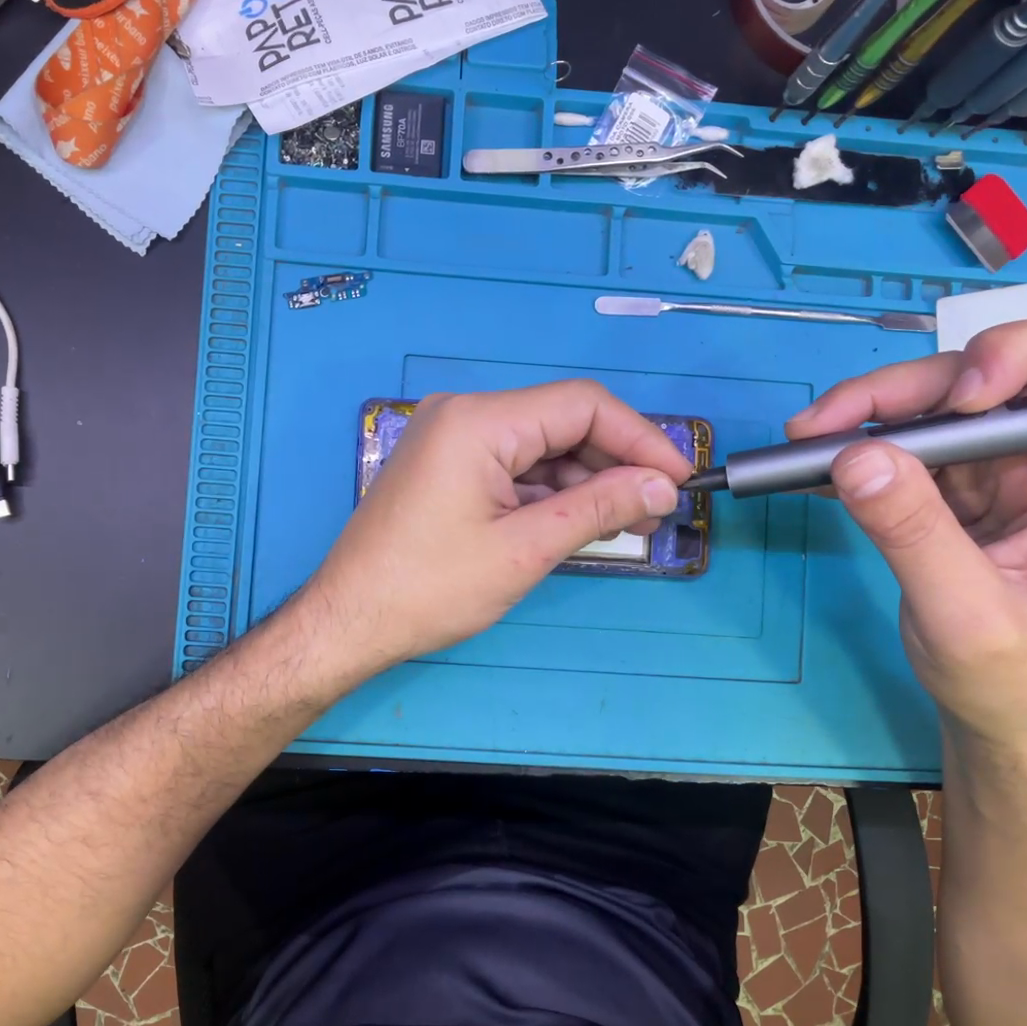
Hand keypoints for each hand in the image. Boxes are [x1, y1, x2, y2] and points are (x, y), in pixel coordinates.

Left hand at [302, 381, 691, 671]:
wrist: (349, 620)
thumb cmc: (430, 589)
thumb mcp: (525, 549)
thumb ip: (598, 507)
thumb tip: (661, 487)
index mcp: (477, 421)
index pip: (581, 405)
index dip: (639, 438)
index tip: (676, 479)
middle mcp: (461, 413)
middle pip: (559, 422)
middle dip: (611, 462)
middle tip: (652, 510)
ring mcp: (448, 438)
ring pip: (537, 445)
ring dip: (581, 481)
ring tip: (621, 523)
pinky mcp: (443, 465)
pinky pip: (509, 465)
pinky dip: (545, 491)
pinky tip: (574, 522)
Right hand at [787, 317, 1026, 747]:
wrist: (995, 712)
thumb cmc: (1011, 674)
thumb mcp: (964, 612)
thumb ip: (915, 534)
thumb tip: (855, 458)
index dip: (1017, 355)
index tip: (954, 401)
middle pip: (974, 379)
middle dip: (898, 391)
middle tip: (821, 424)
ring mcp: (989, 471)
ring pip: (925, 408)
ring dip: (859, 417)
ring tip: (801, 444)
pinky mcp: (944, 490)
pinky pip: (893, 449)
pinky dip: (847, 452)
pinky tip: (808, 470)